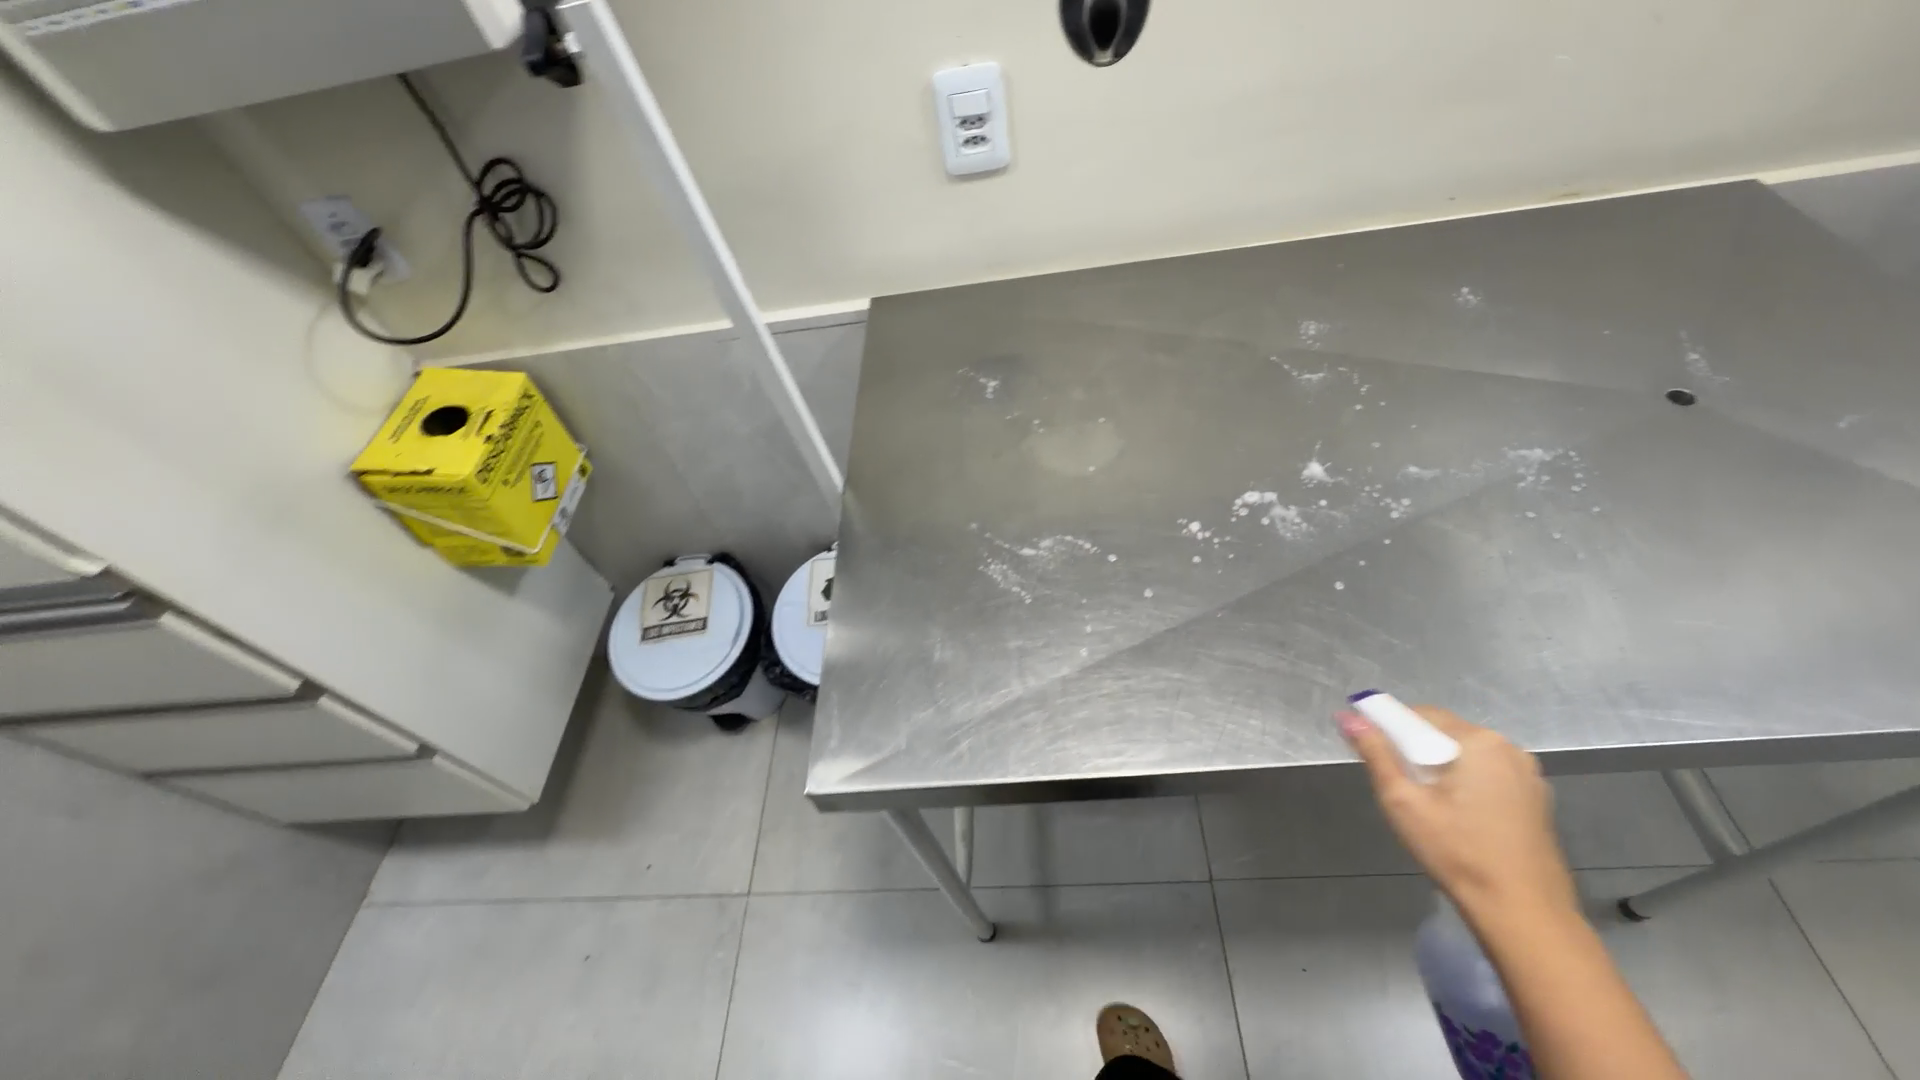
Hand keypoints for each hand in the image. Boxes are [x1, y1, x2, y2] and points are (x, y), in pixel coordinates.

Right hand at [1337, 705, 1578, 922]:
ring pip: (1468, 755)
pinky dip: (1467, 782)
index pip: (1421, 714)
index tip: (1374, 754)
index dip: (1391, 728)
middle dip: (1417, 750)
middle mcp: (1509, 747)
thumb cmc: (1455, 852)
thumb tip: (1347, 716)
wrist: (1523, 910)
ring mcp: (1528, 773)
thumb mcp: (1403, 801)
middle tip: (1400, 787)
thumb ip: (1375, 753)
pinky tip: (1459, 816)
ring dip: (1442, 767)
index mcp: (1478, 741)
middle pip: (1446, 733)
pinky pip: (1489, 774)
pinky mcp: (1537, 798)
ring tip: (1428, 805)